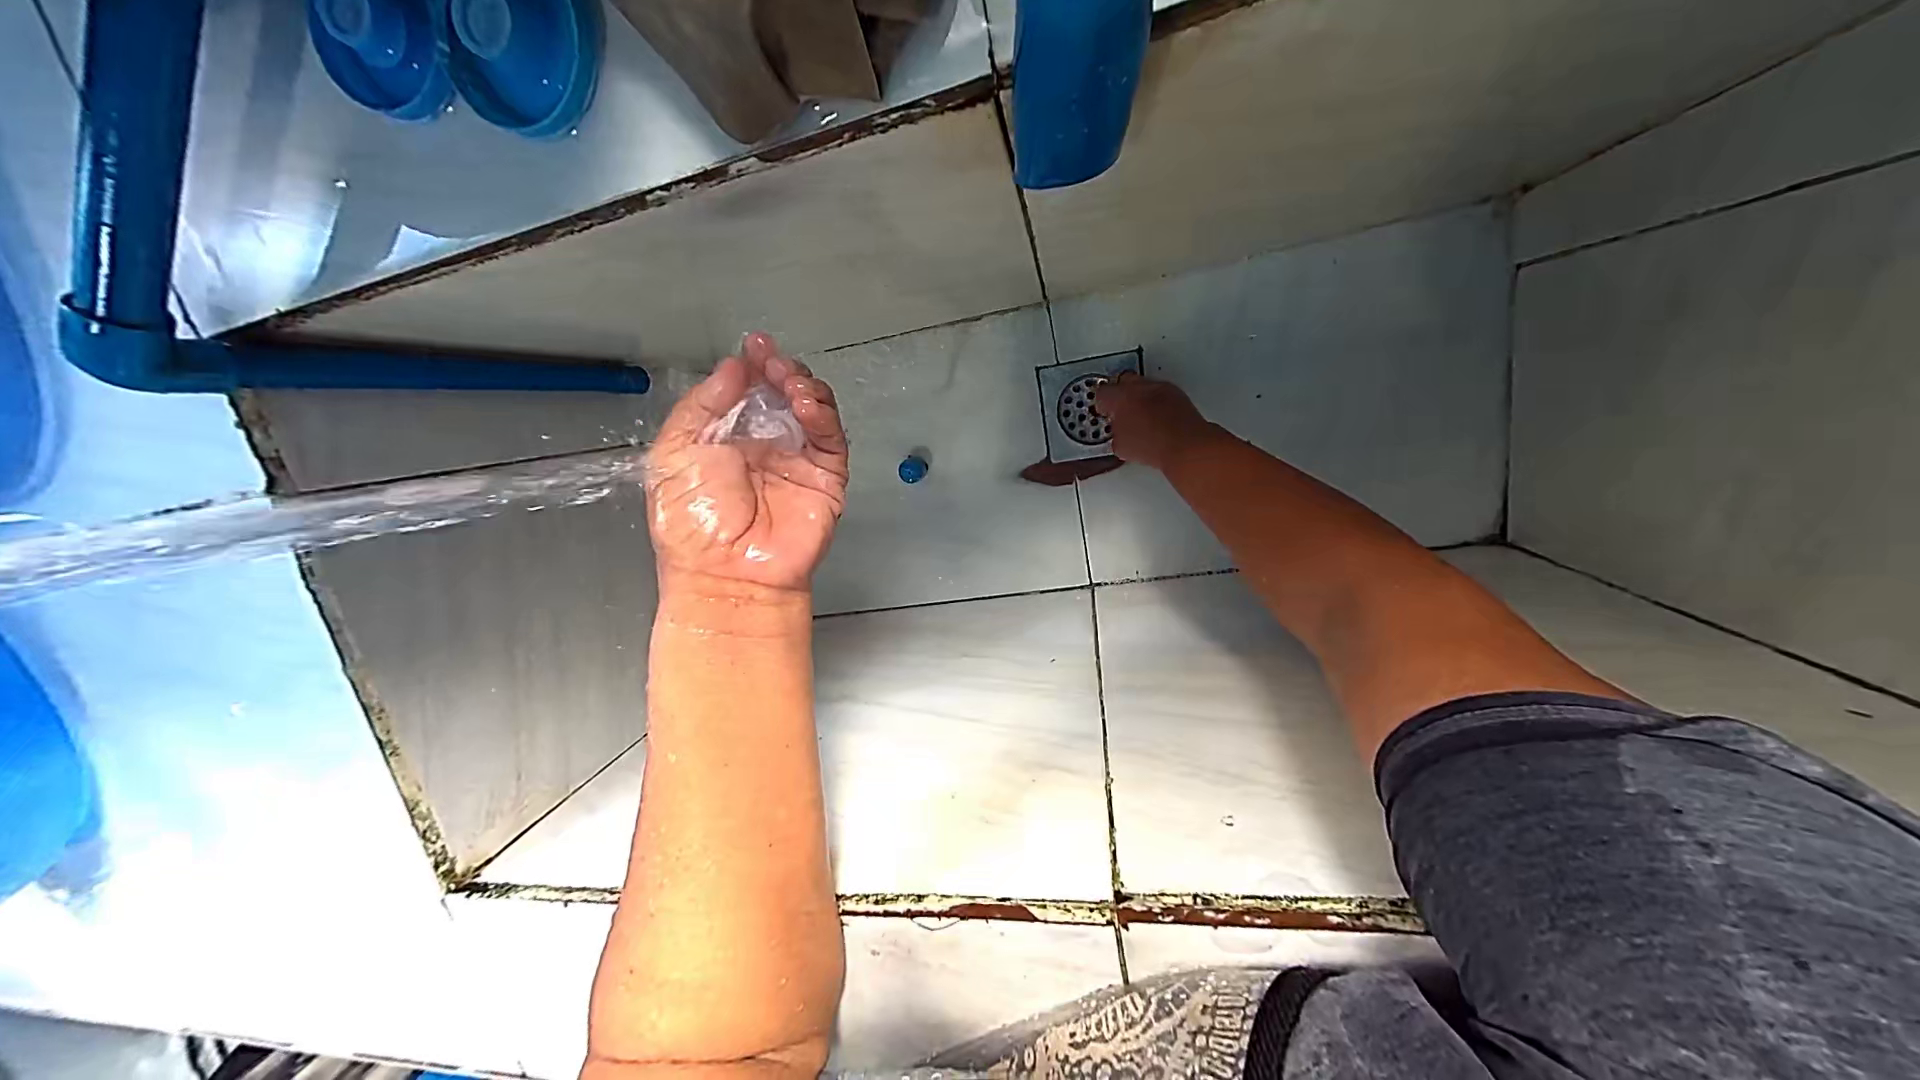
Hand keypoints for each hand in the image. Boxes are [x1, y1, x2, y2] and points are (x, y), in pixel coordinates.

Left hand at [645, 333, 849, 592]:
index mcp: (729, 440)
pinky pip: (831, 437)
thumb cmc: (693, 522)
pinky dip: (823, 413)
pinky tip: (805, 401)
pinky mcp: (826, 478)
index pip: (749, 392)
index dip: (753, 366)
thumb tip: (732, 368)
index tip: (753, 346)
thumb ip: (703, 405)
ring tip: (788, 378)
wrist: (727, 573)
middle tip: (771, 359)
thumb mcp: (674, 452)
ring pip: (812, 410)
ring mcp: (798, 461)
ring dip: (803, 385)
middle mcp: (766, 447)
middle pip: (784, 394)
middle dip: (780, 369)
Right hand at [1092, 373, 1222, 471]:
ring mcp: (1161, 388)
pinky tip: (1156, 419)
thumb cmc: (1154, 445)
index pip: (1102, 393)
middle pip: (1123, 381)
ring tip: (1139, 417)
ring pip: (1143, 385)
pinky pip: (1161, 393)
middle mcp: (1140, 387)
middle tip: (1119, 410)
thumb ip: (1115, 432)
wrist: (1186, 447)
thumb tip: (1119, 433)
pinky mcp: (1177, 394)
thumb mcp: (1121, 446)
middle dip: (1119, 394)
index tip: (1103, 411)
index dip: (1101, 404)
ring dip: (1139, 396)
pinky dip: (1156, 402)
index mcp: (1120, 397)